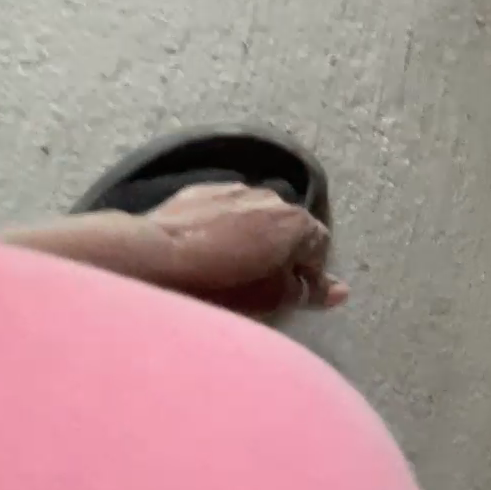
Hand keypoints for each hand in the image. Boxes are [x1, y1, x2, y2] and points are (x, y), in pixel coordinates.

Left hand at [142, 183, 349, 315]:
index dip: (309, 273)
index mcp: (298, 223)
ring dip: (250, 236)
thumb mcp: (272, 299)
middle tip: (260, 281)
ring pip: (255, 216)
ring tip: (227, 264)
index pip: (320, 248)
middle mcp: (274, 197)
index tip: (290, 294)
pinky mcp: (198, 190)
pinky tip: (201, 249)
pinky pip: (222, 210)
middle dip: (280, 250)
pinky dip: (220, 227)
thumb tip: (341, 291)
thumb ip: (308, 292)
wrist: (149, 259)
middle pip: (288, 228)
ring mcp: (235, 190)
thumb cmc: (220, 286)